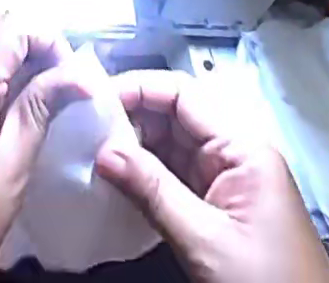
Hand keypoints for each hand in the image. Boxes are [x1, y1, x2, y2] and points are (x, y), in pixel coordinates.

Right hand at [95, 71, 328, 282]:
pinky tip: (118, 181)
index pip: (184, 95)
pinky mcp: (219, 209)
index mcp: (242, 146)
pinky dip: (148, 178)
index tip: (98, 98)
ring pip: (173, 147)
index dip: (140, 88)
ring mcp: (227, 181)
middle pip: (176, 117)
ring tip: (93, 151)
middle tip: (86, 129)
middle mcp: (235, 153)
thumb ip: (153, 192)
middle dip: (133, 118)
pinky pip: (177, 179)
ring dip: (136, 148)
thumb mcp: (205, 240)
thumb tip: (104, 152)